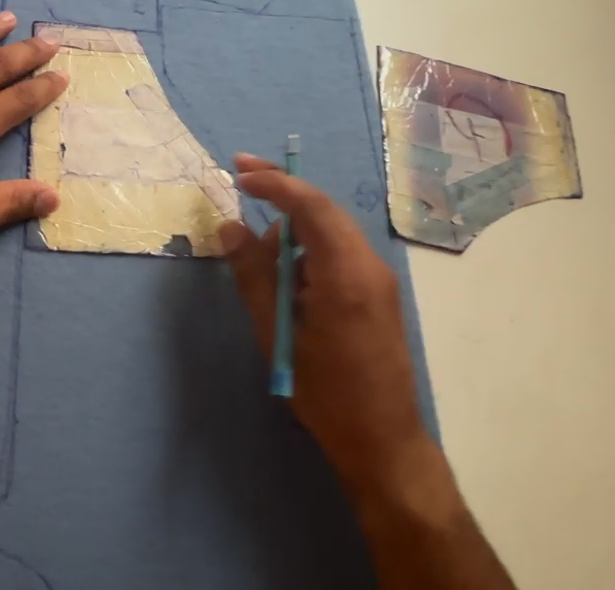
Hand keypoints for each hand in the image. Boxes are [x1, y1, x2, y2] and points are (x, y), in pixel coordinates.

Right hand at [218, 154, 431, 500]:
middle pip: (323, 209)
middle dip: (283, 191)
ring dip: (294, 229)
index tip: (239, 174)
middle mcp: (369, 265)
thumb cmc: (325, 391)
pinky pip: (340, 253)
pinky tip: (288, 281)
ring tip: (261, 263)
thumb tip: (231, 226)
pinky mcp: (378, 293)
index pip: (311, 206)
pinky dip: (310, 250)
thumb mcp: (277, 333)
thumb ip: (253, 274)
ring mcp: (378, 279)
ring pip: (330, 231)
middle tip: (242, 178)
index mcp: (345, 273)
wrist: (382, 441)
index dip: (274, 183)